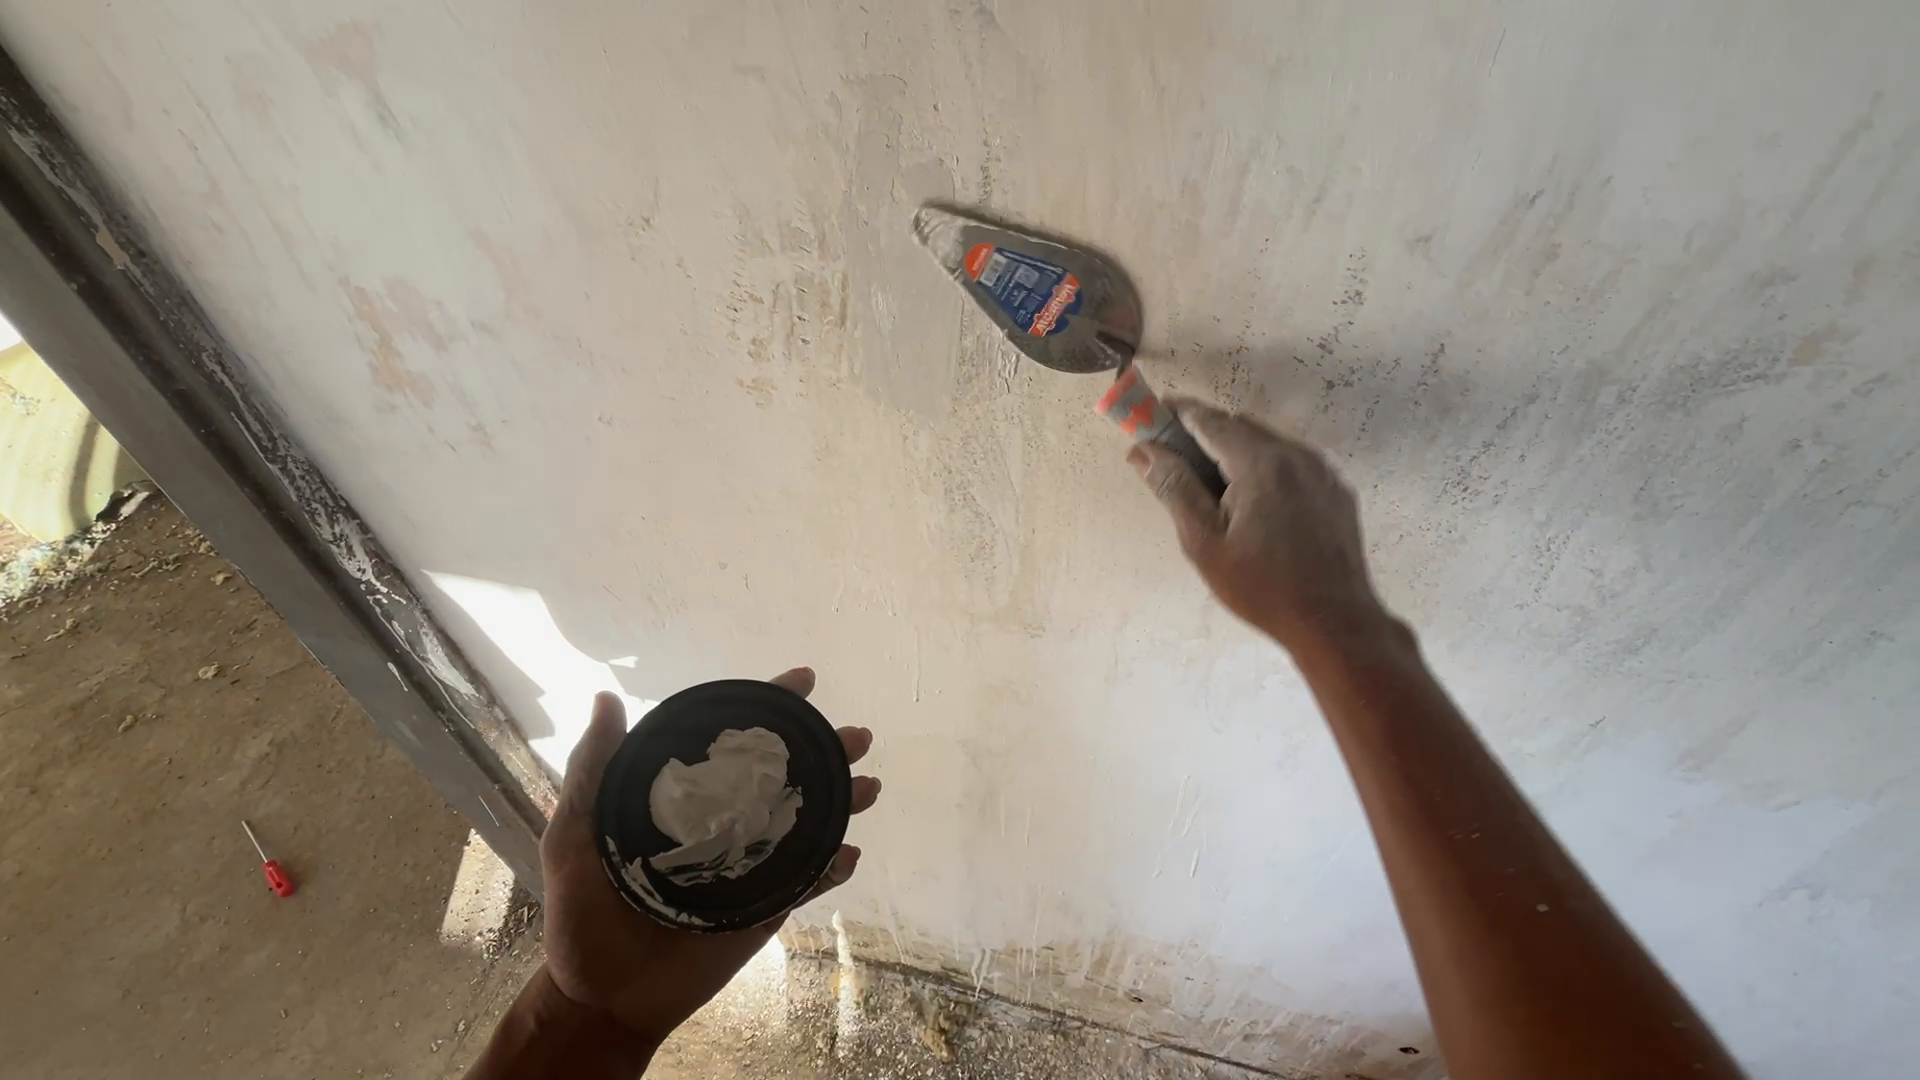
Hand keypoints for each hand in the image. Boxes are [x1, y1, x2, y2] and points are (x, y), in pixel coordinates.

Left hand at [538, 667, 880, 1046]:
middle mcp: (731, 818)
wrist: (601, 1000)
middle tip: (856, 737)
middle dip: (829, 750)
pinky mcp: (768, 906)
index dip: (773, 705)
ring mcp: (755, 862)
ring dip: (844, 801)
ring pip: (810, 822)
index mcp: (693, 795)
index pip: (737, 739)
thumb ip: (592, 771)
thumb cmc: (582, 915)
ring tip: (868, 787)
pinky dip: (833, 867)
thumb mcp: (574, 836)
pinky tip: (847, 854)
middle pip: (788, 774)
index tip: (804, 680)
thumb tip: (608, 698)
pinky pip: (809, 883)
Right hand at [1129, 400, 1385, 650]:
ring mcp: (1322, 470)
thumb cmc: (1260, 586)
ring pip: (1265, 444)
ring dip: (1232, 453)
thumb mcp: (1204, 542)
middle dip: (1202, 436)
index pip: (1209, 419)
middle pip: (1238, 426)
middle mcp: (1296, 454)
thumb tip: (1143, 451)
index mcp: (1260, 463)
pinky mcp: (1335, 489)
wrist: (1334, 622)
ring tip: (1213, 494)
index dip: (1175, 414)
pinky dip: (1261, 469)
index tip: (1149, 418)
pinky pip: (1290, 463)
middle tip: (1174, 466)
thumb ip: (1174, 488)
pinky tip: (1252, 507)